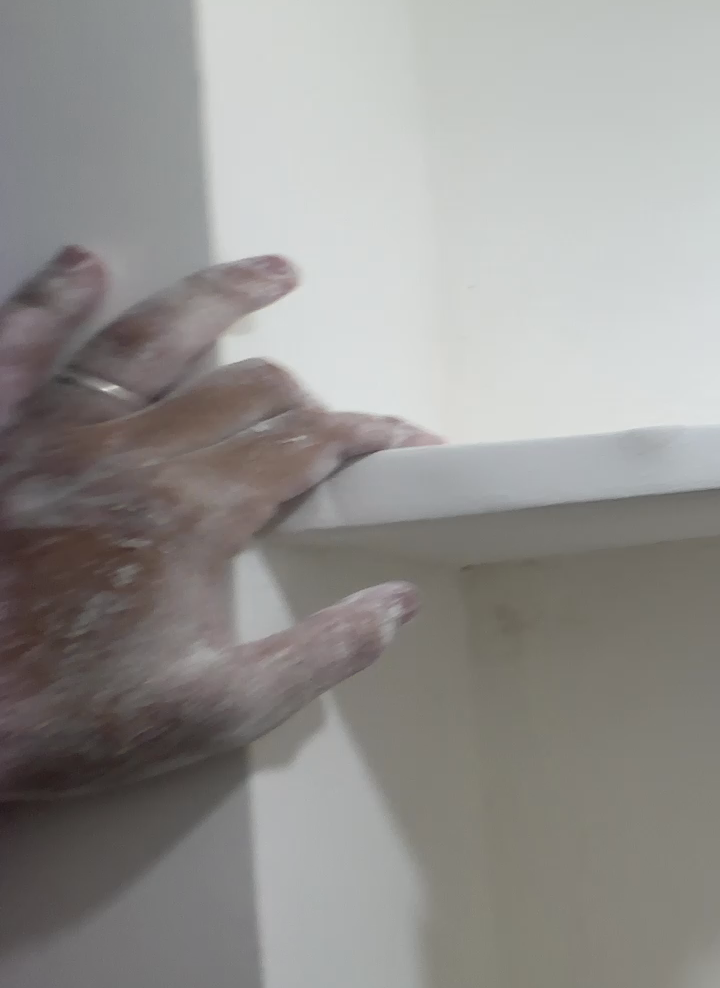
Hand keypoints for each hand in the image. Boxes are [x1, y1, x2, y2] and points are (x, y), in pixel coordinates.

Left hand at [0, 247, 438, 798]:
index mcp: (195, 512)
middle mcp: (126, 454)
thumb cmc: (62, 722)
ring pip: (151, 338)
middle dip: (320, 402)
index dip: (378, 434)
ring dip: (223, 298)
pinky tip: (87, 265)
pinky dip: (50, 299)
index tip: (412, 444)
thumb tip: (401, 603)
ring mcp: (42, 437)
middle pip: (258, 387)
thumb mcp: (226, 708)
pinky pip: (18, 348)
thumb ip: (332, 651)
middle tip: (343, 431)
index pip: (317, 440)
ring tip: (273, 272)